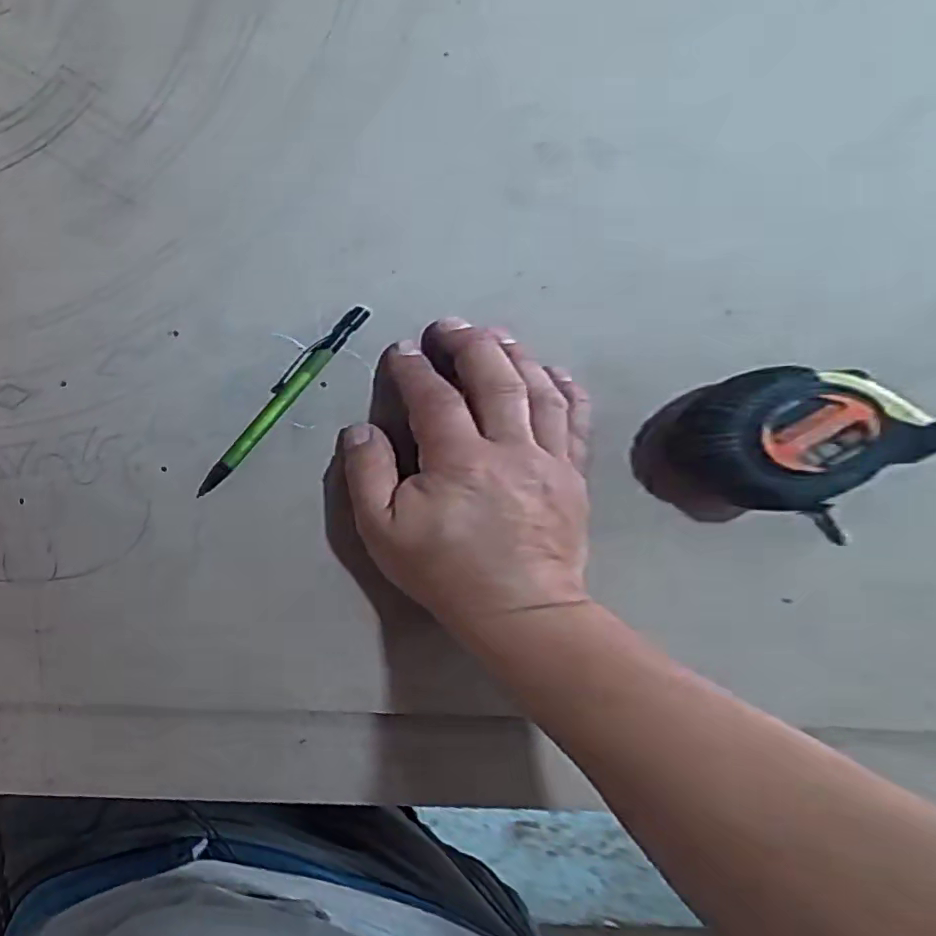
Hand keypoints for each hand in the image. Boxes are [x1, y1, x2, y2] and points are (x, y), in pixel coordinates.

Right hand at [338, 318, 592, 629]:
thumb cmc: (441, 569)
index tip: (401, 350)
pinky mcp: (572, 473)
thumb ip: (367, 474)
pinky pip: (574, 416)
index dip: (415, 370)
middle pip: (493, 379)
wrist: (518, 609)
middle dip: (469, 345)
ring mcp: (547, 458)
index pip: (434, 399)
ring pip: (537, 389)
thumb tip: (361, 430)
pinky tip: (548, 370)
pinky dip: (562, 385)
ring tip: (494, 335)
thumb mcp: (381, 530)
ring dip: (514, 355)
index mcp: (457, 459)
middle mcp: (508, 447)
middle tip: (448, 326)